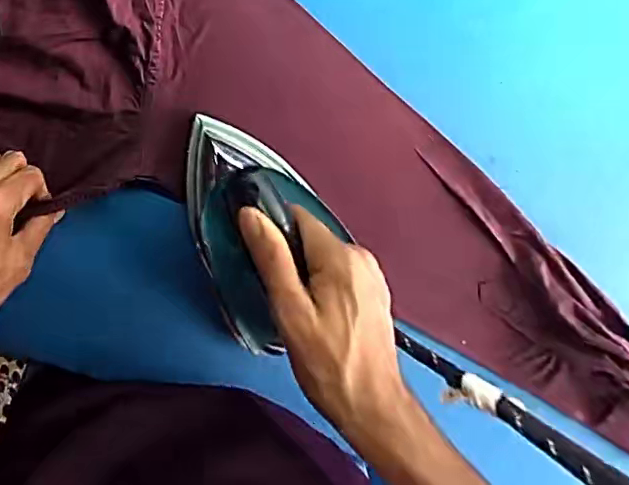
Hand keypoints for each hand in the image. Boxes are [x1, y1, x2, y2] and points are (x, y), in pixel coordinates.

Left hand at [0, 152, 63, 388]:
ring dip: (4, 175)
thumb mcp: (20, 260)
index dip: (42, 192)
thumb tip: (52, 210)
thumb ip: (40, 227)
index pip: (31, 174)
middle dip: (24, 178)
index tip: (40, 211)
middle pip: (11, 159)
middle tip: (26, 206)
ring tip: (8, 205)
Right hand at [239, 205, 411, 436]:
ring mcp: (371, 276)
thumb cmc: (330, 365)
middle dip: (289, 258)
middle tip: (280, 297)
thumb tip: (251, 214)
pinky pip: (337, 273)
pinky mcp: (374, 294)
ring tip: (298, 312)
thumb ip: (272, 258)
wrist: (377, 413)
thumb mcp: (291, 312)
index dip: (272, 231)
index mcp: (341, 255)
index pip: (296, 216)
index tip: (260, 259)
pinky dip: (322, 286)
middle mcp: (360, 256)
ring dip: (304, 274)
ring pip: (322, 256)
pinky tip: (318, 317)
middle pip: (309, 237)